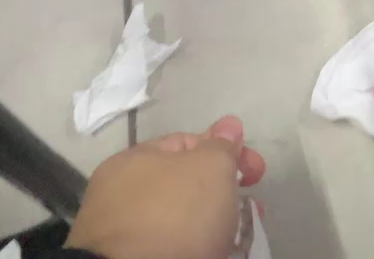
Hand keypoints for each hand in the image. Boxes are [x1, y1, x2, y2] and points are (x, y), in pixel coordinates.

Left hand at [65, 115, 266, 258]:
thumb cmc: (175, 216)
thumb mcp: (211, 166)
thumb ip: (223, 144)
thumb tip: (228, 126)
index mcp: (131, 163)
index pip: (186, 143)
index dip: (225, 150)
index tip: (253, 170)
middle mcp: (120, 198)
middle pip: (185, 185)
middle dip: (224, 192)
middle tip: (253, 207)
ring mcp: (123, 241)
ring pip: (180, 222)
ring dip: (215, 223)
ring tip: (243, 235)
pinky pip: (174, 248)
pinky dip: (199, 248)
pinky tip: (221, 252)